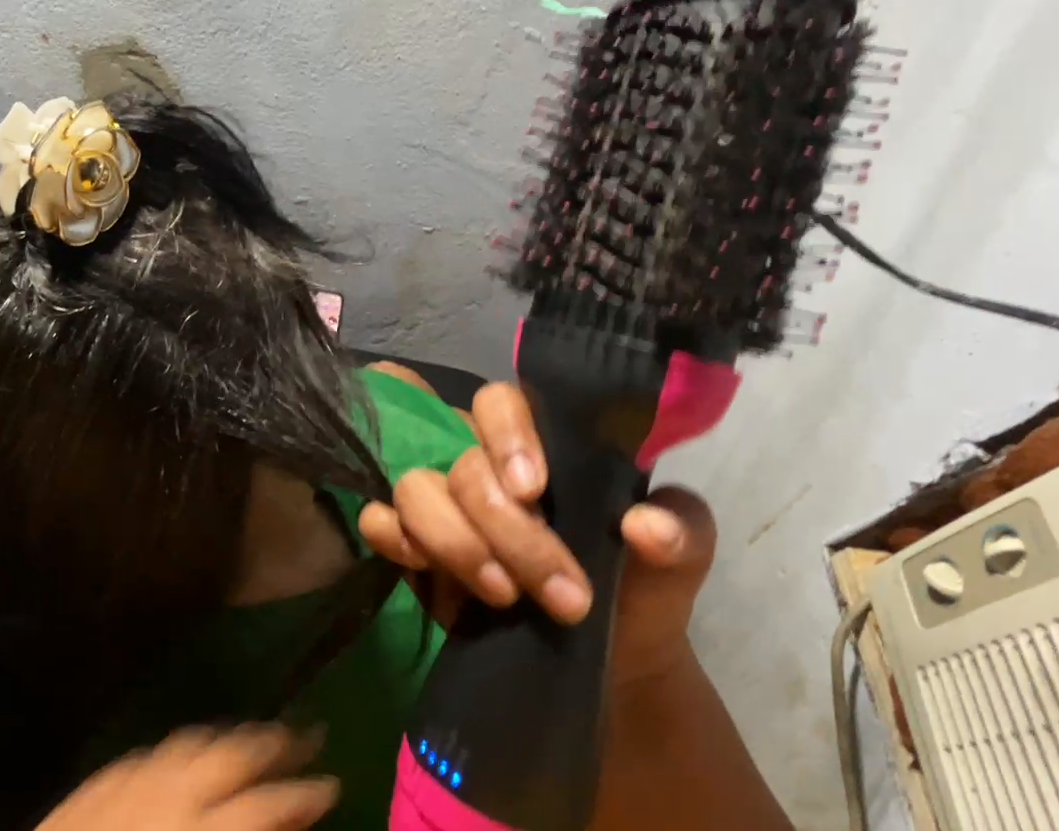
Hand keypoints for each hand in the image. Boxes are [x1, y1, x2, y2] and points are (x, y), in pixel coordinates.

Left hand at [36, 724, 338, 830]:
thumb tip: (279, 825)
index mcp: (196, 828)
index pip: (265, 804)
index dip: (304, 793)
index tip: (333, 784)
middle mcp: (170, 793)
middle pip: (234, 754)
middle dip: (276, 742)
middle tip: (310, 734)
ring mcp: (133, 778)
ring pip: (195, 742)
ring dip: (231, 737)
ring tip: (257, 735)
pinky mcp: (102, 779)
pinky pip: (154, 751)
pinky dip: (183, 748)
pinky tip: (192, 751)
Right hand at [357, 381, 716, 686]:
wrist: (609, 656)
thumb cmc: (639, 587)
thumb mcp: (680, 558)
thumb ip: (680, 530)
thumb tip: (645, 526)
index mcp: (536, 443)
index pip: (498, 402)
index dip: (507, 436)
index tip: (533, 490)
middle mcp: (479, 459)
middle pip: (461, 462)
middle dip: (507, 530)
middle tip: (558, 593)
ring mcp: (439, 499)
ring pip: (414, 487)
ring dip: (457, 543)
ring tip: (503, 596)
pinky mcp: (410, 541)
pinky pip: (378, 519)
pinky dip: (394, 538)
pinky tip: (422, 566)